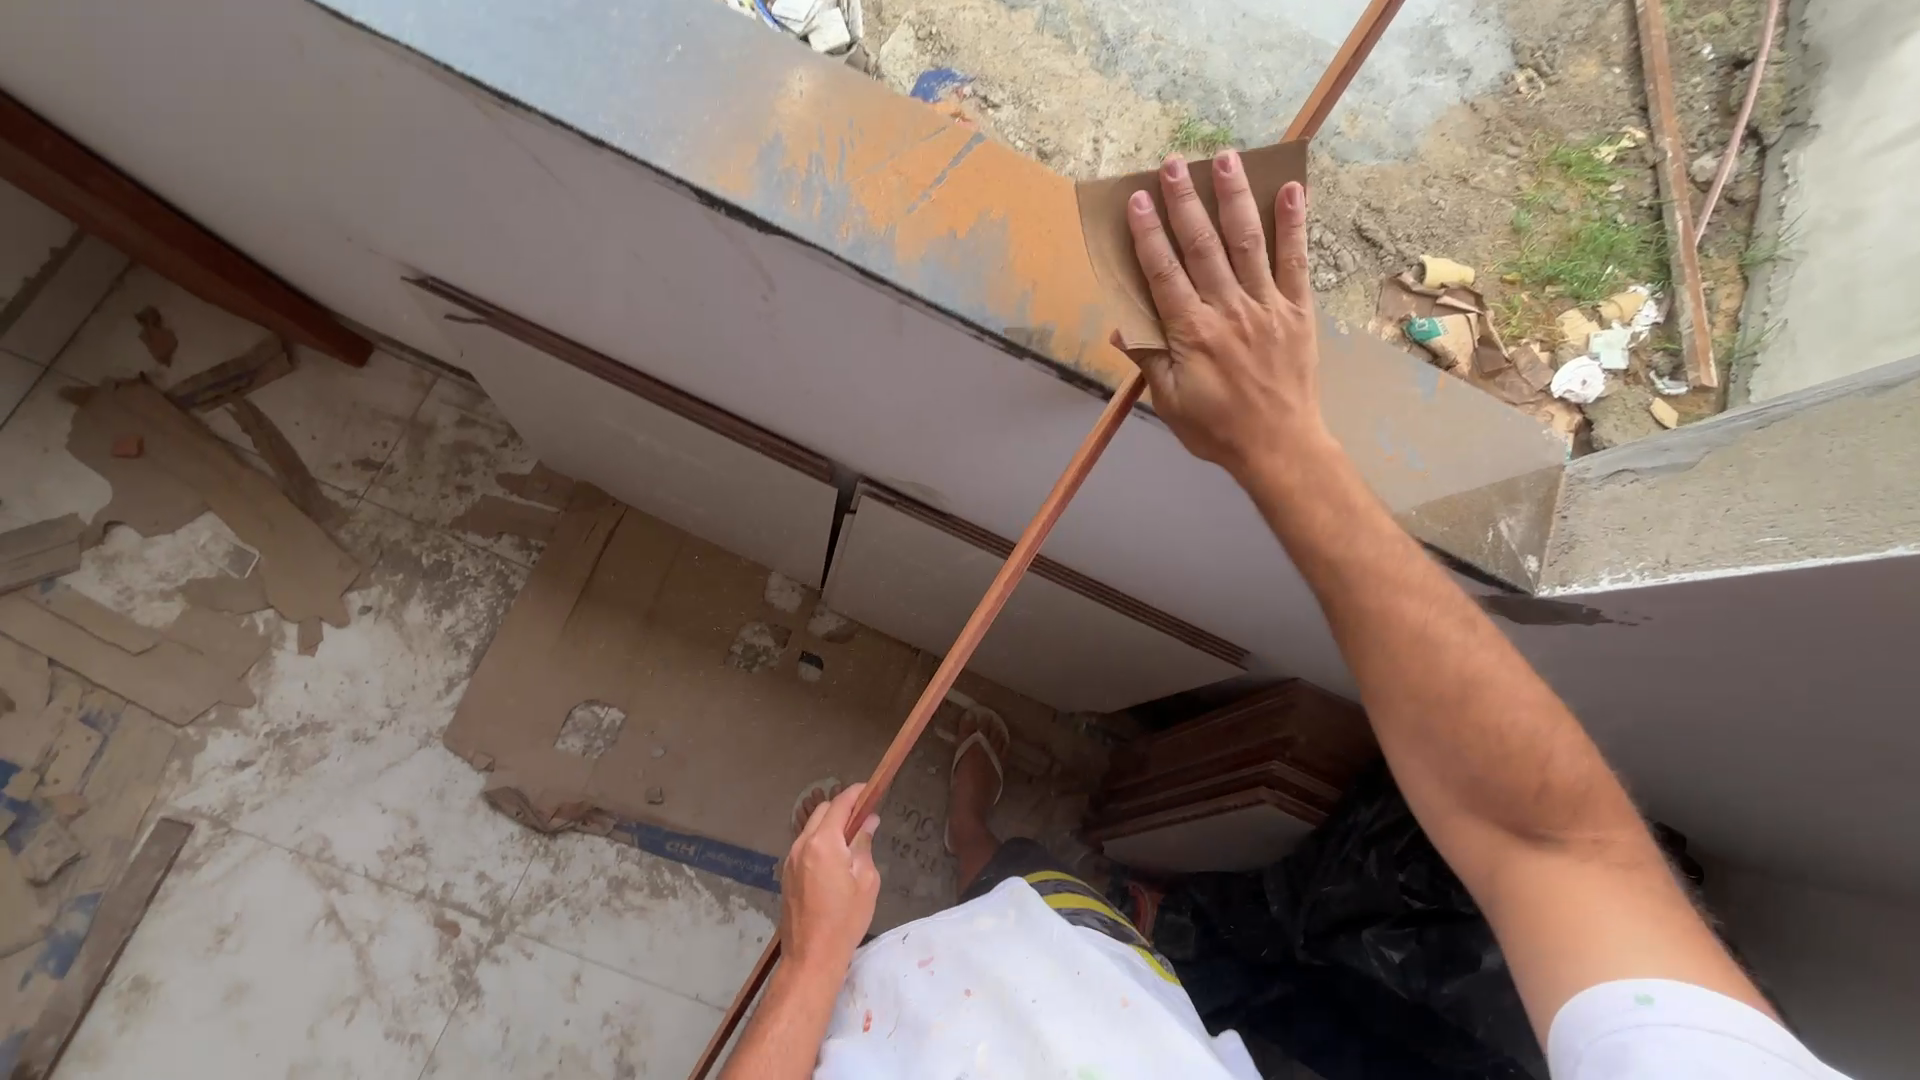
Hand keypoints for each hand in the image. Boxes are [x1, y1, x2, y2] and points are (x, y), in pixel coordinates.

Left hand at [780, 782, 880, 973]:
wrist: (811, 956)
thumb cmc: (845, 920)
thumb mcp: (866, 881)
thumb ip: (864, 845)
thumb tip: (868, 822)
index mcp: (823, 843)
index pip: (840, 804)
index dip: (856, 793)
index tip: (870, 790)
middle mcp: (802, 845)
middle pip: (822, 811)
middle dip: (843, 807)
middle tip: (865, 817)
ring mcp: (790, 859)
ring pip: (811, 827)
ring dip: (830, 824)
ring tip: (852, 838)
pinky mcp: (786, 874)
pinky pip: (805, 845)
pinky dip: (820, 840)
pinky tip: (835, 857)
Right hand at [1113, 151, 1329, 481]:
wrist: (1278, 446)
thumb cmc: (1216, 429)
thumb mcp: (1169, 401)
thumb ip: (1148, 359)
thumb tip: (1122, 326)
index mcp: (1191, 333)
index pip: (1164, 273)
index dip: (1149, 234)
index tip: (1138, 200)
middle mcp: (1228, 310)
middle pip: (1202, 246)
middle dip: (1185, 201)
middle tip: (1174, 163)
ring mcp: (1266, 306)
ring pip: (1247, 242)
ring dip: (1234, 198)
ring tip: (1224, 159)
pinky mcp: (1298, 311)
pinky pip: (1296, 261)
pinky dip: (1293, 225)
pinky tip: (1290, 190)